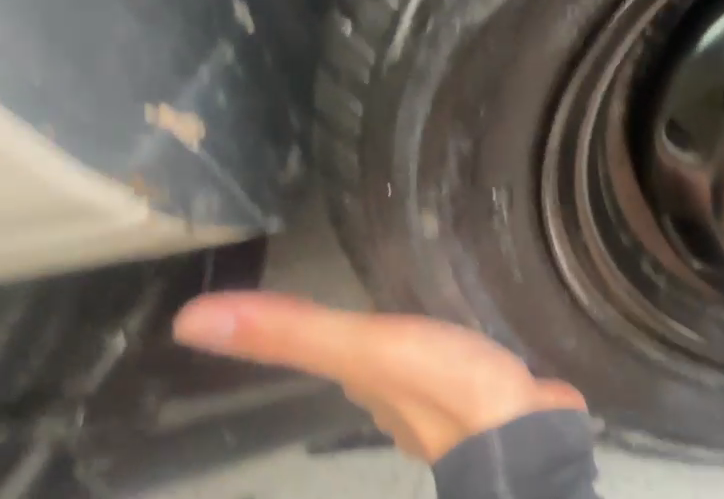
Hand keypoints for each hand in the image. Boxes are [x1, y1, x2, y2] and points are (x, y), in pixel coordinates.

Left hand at [172, 291, 586, 461]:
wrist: (527, 432)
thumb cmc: (449, 387)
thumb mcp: (370, 349)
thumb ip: (298, 332)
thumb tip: (188, 320)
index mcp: (365, 386)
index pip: (334, 354)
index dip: (324, 331)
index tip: (323, 300)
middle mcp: (398, 403)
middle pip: (380, 367)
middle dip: (380, 341)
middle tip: (389, 302)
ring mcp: (452, 406)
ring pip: (426, 372)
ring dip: (427, 351)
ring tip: (441, 317)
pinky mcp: (499, 400)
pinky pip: (473, 373)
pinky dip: (471, 359)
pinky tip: (487, 344)